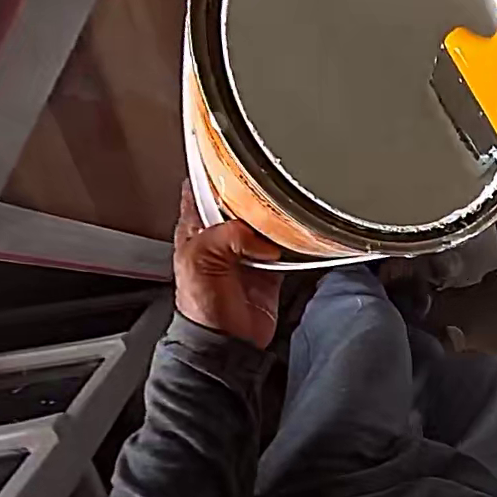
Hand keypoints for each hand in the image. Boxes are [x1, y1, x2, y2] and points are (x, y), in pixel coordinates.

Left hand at [175, 181, 283, 348]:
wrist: (227, 341)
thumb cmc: (201, 306)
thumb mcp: (200, 259)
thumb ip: (226, 235)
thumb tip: (260, 235)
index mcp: (196, 229)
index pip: (201, 188)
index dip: (213, 172)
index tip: (231, 155)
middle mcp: (223, 237)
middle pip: (241, 203)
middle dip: (255, 194)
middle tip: (271, 183)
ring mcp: (248, 253)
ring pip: (266, 223)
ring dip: (278, 219)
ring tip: (289, 207)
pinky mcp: (271, 270)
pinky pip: (288, 249)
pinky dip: (295, 244)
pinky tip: (299, 236)